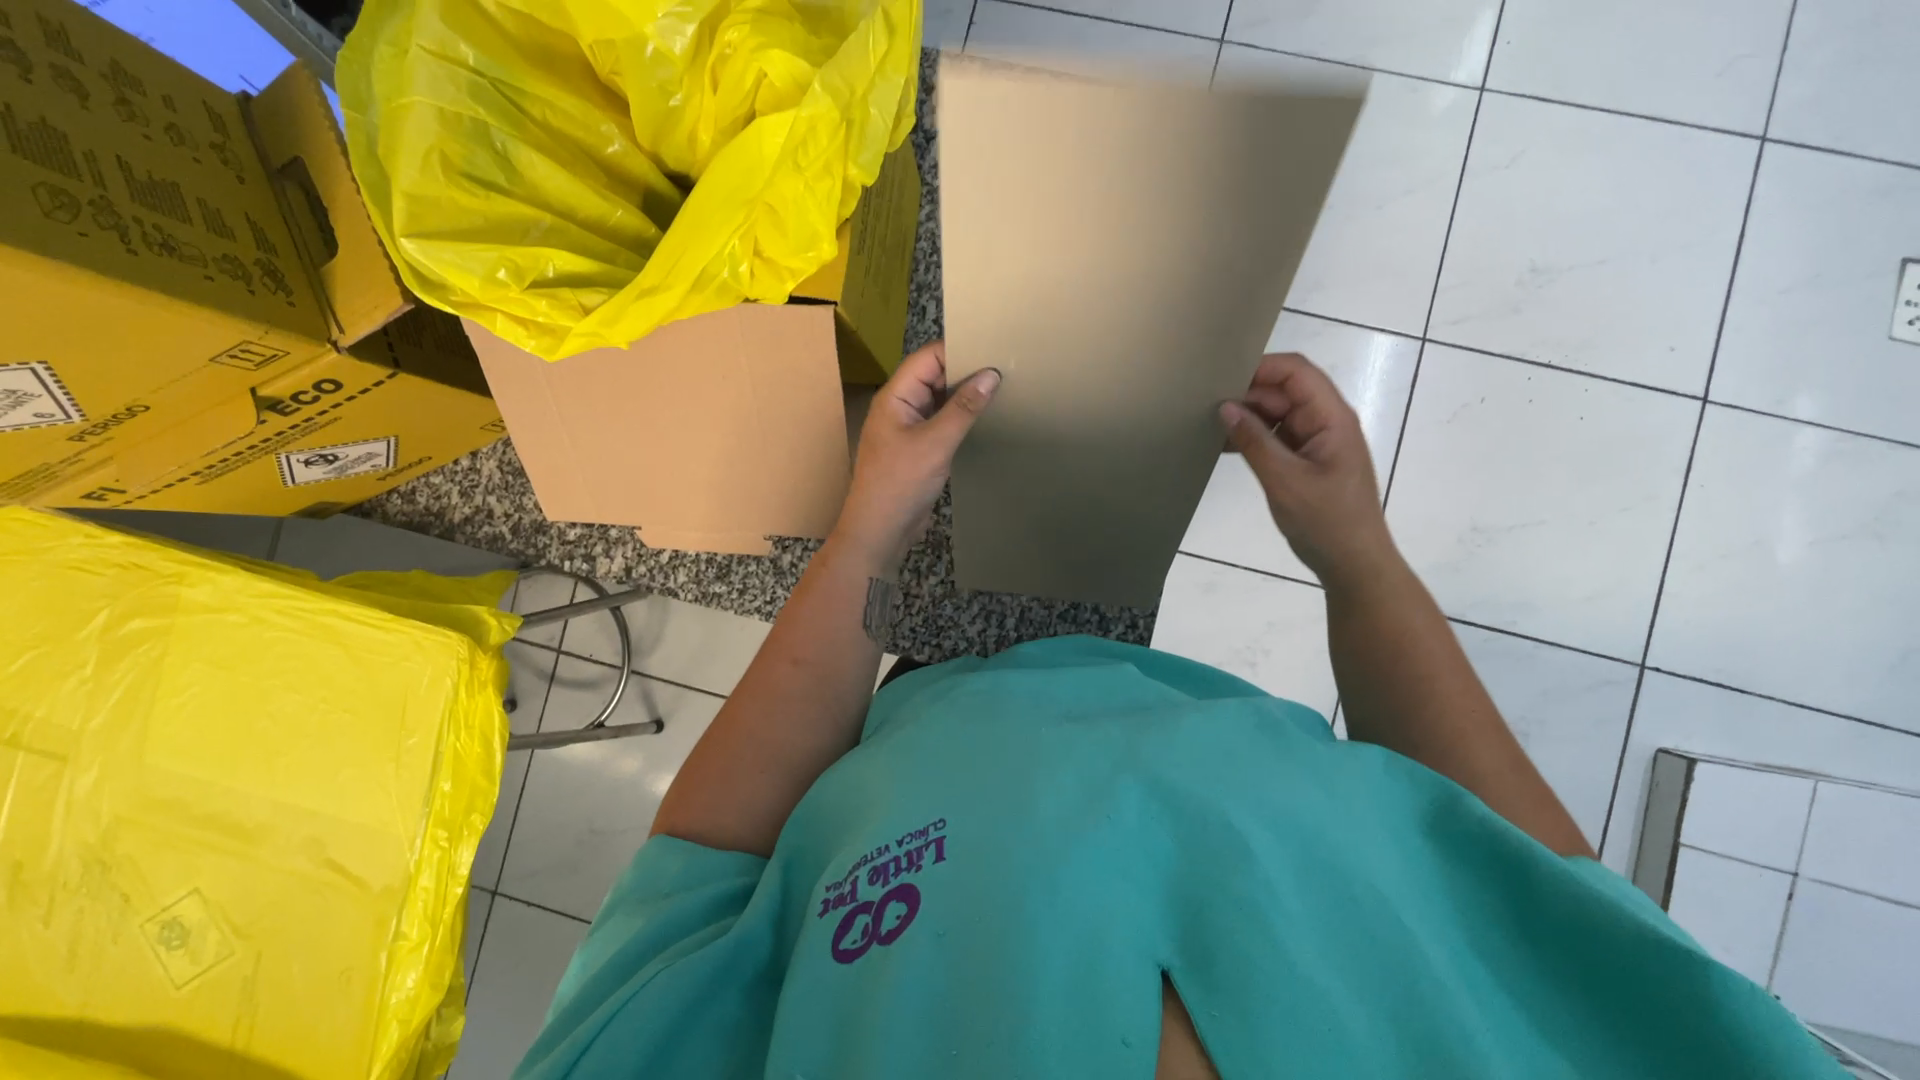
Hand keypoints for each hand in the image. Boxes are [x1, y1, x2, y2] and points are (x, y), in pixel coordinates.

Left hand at [831, 341, 1000, 574]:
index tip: (993, 351)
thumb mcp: (935, 443)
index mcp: (895, 397)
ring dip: (965, 397)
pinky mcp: (919, 449)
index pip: (928, 358)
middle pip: (935, 376)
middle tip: (1005, 369)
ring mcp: (909, 428)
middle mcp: (901, 407)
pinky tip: (986, 420)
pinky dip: (961, 419)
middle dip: (966, 372)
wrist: (879, 531)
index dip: (958, 351)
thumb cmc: (899, 484)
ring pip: (941, 401)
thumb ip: (964, 408)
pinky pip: (942, 423)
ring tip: (1002, 391)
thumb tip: (991, 375)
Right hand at [1219, 352, 1399, 588]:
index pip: (1296, 372)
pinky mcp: (1306, 459)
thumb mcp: (1285, 481)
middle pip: (1284, 389)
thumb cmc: (1326, 521)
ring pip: (1278, 412)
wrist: (1353, 563)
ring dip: (1247, 416)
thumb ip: (1254, 441)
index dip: (1260, 367)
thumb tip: (1225, 407)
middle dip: (1248, 393)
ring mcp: (1316, 440)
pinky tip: (1224, 447)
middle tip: (1206, 406)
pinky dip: (1253, 437)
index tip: (1221, 379)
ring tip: (1209, 426)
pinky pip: (1277, 435)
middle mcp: (1326, 421)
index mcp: (1331, 418)